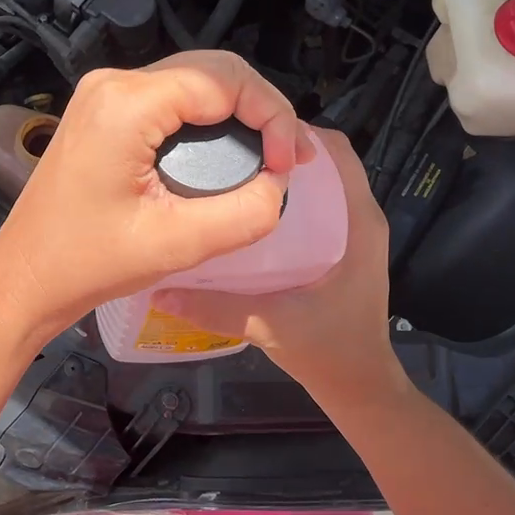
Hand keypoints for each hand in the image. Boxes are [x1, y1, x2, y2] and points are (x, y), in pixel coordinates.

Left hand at [0, 51, 313, 334]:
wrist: (27, 275)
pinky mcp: (102, 112)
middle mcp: (112, 83)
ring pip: (193, 83)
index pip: (226, 80)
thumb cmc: (89, 263)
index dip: (273, 116)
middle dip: (261, 110)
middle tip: (288, 160)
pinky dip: (206, 121)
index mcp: (126, 104)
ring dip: (237, 113)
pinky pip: (169, 100)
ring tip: (268, 157)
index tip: (288, 167)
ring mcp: (103, 94)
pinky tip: (226, 153)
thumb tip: (280, 182)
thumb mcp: (178, 244)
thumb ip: (245, 212)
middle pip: (211, 71)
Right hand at [152, 128, 411, 411]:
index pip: (335, 152)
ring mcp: (348, 232)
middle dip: (277, 146)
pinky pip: (309, 205)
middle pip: (321, 160)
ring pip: (314, 182)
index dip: (294, 131)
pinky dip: (279, 196)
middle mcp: (356, 217)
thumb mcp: (269, 325)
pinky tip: (239, 209)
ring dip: (277, 171)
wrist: (357, 386)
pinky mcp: (335, 246)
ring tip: (227, 170)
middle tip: (225, 148)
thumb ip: (215, 308)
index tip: (245, 129)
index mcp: (356, 222)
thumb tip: (157, 288)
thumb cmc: (329, 349)